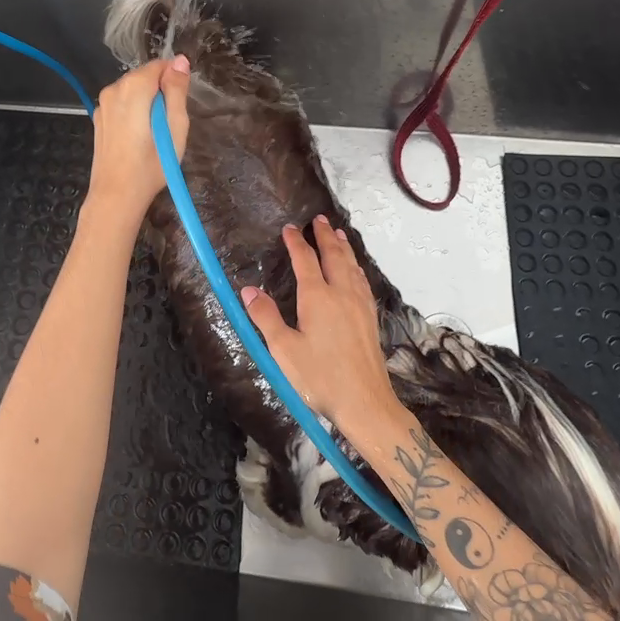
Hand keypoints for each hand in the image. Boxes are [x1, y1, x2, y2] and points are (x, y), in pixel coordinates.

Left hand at [86, 55, 190, 216]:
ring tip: (153, 134)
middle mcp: (113, 89)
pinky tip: (137, 138)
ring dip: (146, 104)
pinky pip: (122, 105)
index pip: (160, 65)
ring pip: (133, 91)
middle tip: (167, 125)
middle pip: (145, 77)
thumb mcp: (175, 127)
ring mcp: (102, 104)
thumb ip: (177, 90)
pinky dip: (133, 113)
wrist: (117, 194)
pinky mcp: (98, 118)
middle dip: (159, 93)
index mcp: (133, 87)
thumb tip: (180, 60)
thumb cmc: (152, 164)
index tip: (178, 106)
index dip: (174, 82)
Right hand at [240, 216, 400, 429]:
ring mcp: (359, 304)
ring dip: (343, 247)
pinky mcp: (370, 317)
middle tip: (318, 219)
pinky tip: (356, 270)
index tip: (289, 228)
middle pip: (334, 255)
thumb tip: (249, 290)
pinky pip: (362, 280)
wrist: (365, 401)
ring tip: (338, 234)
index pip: (305, 260)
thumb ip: (266, 317)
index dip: (296, 242)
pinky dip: (356, 266)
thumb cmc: (319, 377)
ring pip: (352, 266)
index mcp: (317, 297)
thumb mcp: (284, 349)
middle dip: (324, 235)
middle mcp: (341, 293)